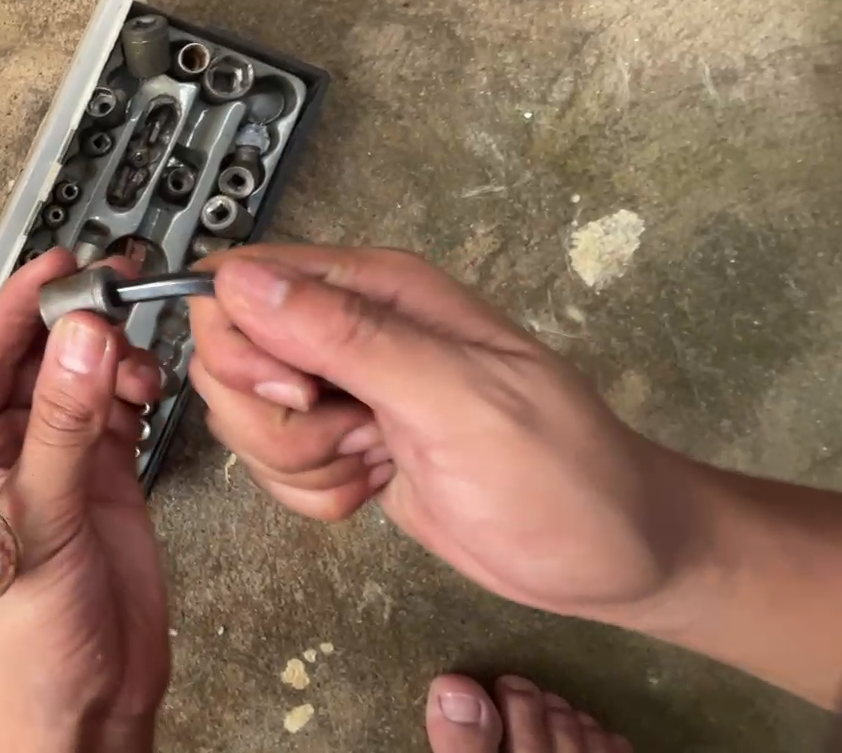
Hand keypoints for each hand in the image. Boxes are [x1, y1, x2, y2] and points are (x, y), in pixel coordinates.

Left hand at [0, 249, 169, 752]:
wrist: (83, 706)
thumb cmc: (20, 636)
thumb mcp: (37, 518)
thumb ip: (63, 425)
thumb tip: (79, 339)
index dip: (20, 302)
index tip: (60, 265)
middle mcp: (4, 438)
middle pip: (37, 352)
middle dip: (74, 318)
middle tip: (115, 289)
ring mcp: (56, 450)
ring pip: (80, 371)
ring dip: (108, 352)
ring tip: (132, 356)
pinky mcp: (100, 467)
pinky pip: (114, 402)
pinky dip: (133, 384)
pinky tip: (144, 382)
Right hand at [189, 244, 841, 708]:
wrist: (618, 560)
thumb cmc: (562, 476)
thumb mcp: (461, 400)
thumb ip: (346, 335)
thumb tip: (234, 279)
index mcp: (368, 287)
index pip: (234, 283)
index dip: (242, 344)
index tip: (302, 395)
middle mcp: (335, 324)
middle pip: (222, 354)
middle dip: (271, 416)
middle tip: (352, 434)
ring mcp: (326, 381)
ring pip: (236, 410)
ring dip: (294, 458)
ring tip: (375, 463)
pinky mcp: (321, 433)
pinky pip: (261, 456)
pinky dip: (305, 486)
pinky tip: (369, 485)